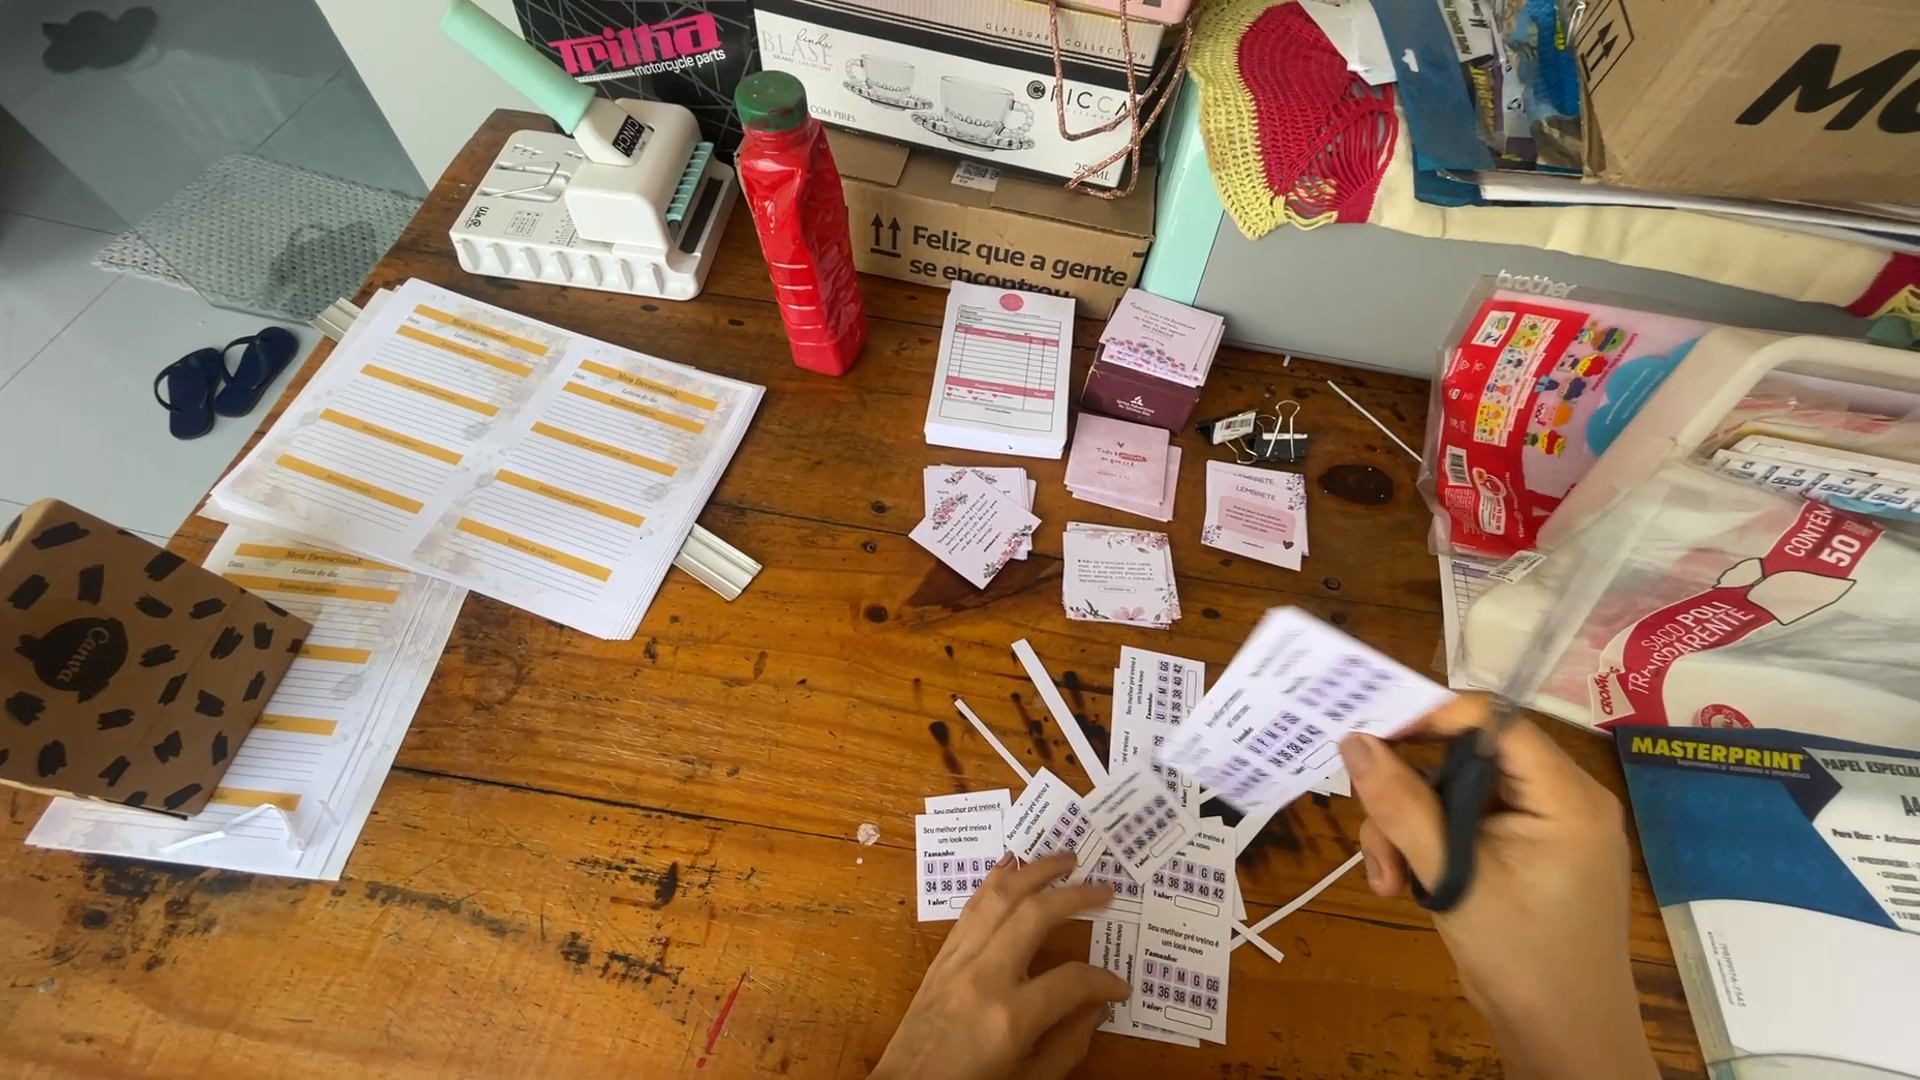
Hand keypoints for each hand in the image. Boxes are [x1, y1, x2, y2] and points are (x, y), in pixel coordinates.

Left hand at [872, 852, 1131, 1079]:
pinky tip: (1014, 863)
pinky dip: (996, 878)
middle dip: (1075, 894)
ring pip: (1000, 895)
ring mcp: (960, 957)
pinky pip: (973, 904)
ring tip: (1066, 858)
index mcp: (1010, 1017)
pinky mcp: (944, 952)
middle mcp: (985, 975)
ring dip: (1035, 870)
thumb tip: (1098, 1006)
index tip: (1120, 985)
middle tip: (1105, 888)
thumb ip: (1067, 1046)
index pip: (1071, 980)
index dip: (1103, 980)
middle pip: (1035, 913)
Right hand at [1340, 697, 1657, 1079]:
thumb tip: (1354, 741)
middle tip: (1366, 810)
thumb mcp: (1450, 875)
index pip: (1493, 722)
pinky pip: (1453, 815)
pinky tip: (1399, 880)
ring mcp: (1535, 821)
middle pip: (1459, 754)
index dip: (1430, 714)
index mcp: (1565, 799)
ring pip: (1445, 787)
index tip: (1369, 730)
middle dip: (1405, 787)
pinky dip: (1419, 839)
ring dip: (1403, 822)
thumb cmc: (1521, 957)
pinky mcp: (1514, 843)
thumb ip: (1400, 804)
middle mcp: (1556, 797)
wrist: (1562, 1040)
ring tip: (1386, 872)